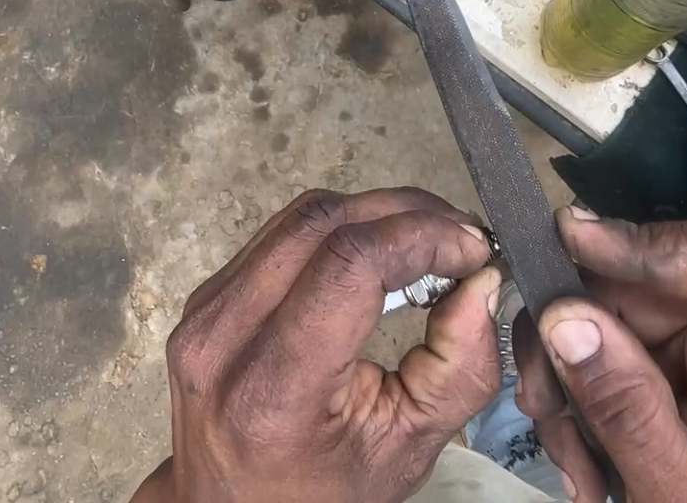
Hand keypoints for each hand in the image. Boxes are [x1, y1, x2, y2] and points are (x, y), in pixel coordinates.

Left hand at [132, 188, 503, 502]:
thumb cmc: (318, 494)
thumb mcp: (404, 453)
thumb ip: (457, 372)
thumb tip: (480, 283)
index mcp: (270, 390)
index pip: (348, 264)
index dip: (419, 236)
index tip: (470, 249)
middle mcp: (224, 336)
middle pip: (324, 223)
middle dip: (406, 213)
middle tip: (459, 236)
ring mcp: (207, 307)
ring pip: (302, 215)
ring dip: (376, 211)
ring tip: (429, 237)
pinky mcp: (209, 290)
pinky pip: (283, 232)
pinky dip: (342, 225)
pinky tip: (380, 246)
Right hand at [513, 210, 686, 502]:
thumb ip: (630, 415)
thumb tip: (562, 314)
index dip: (642, 242)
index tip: (562, 239)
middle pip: (643, 286)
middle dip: (575, 329)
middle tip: (539, 399)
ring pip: (607, 316)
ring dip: (566, 374)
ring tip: (565, 449)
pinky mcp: (674, 381)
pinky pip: (603, 353)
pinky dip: (574, 397)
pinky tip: (578, 456)